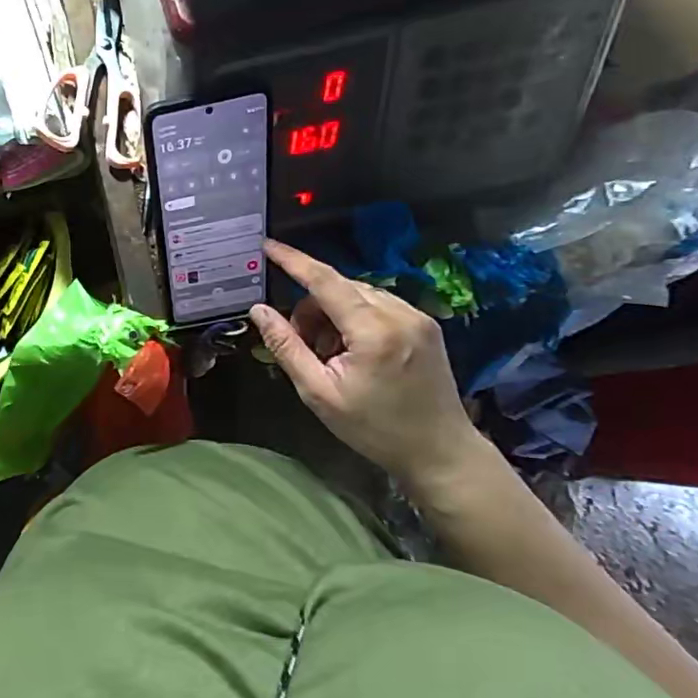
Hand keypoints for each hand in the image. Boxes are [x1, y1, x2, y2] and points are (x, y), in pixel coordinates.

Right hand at [251, 240, 481, 479]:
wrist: (438, 450)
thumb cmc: (373, 428)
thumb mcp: (318, 392)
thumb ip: (286, 346)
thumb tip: (259, 310)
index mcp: (373, 330)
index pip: (325, 281)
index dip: (293, 261)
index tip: (268, 246)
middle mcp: (400, 313)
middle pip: (339, 287)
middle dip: (310, 306)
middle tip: (301, 344)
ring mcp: (417, 317)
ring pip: (358, 294)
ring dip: (332, 313)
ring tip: (328, 354)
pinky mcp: (425, 325)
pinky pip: (378, 304)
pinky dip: (354, 318)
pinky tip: (350, 350)